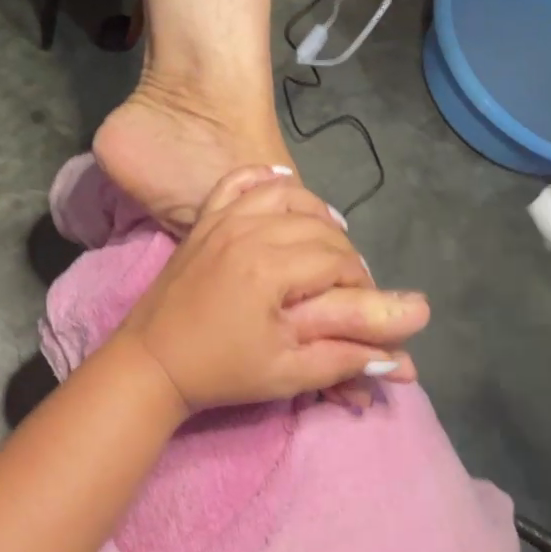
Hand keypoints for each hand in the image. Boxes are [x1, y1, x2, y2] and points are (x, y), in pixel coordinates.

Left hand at [118, 167, 428, 411]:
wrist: (153, 363)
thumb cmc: (222, 372)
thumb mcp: (288, 374)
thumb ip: (344, 359)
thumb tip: (398, 356)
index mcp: (270, 269)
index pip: (337, 261)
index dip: (361, 282)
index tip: (365, 304)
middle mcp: (249, 231)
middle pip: (318, 225)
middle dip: (343, 251)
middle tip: (349, 281)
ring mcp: (223, 219)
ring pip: (284, 194)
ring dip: (313, 210)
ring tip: (328, 236)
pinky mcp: (205, 219)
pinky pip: (237, 181)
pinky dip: (263, 177)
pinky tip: (284, 183)